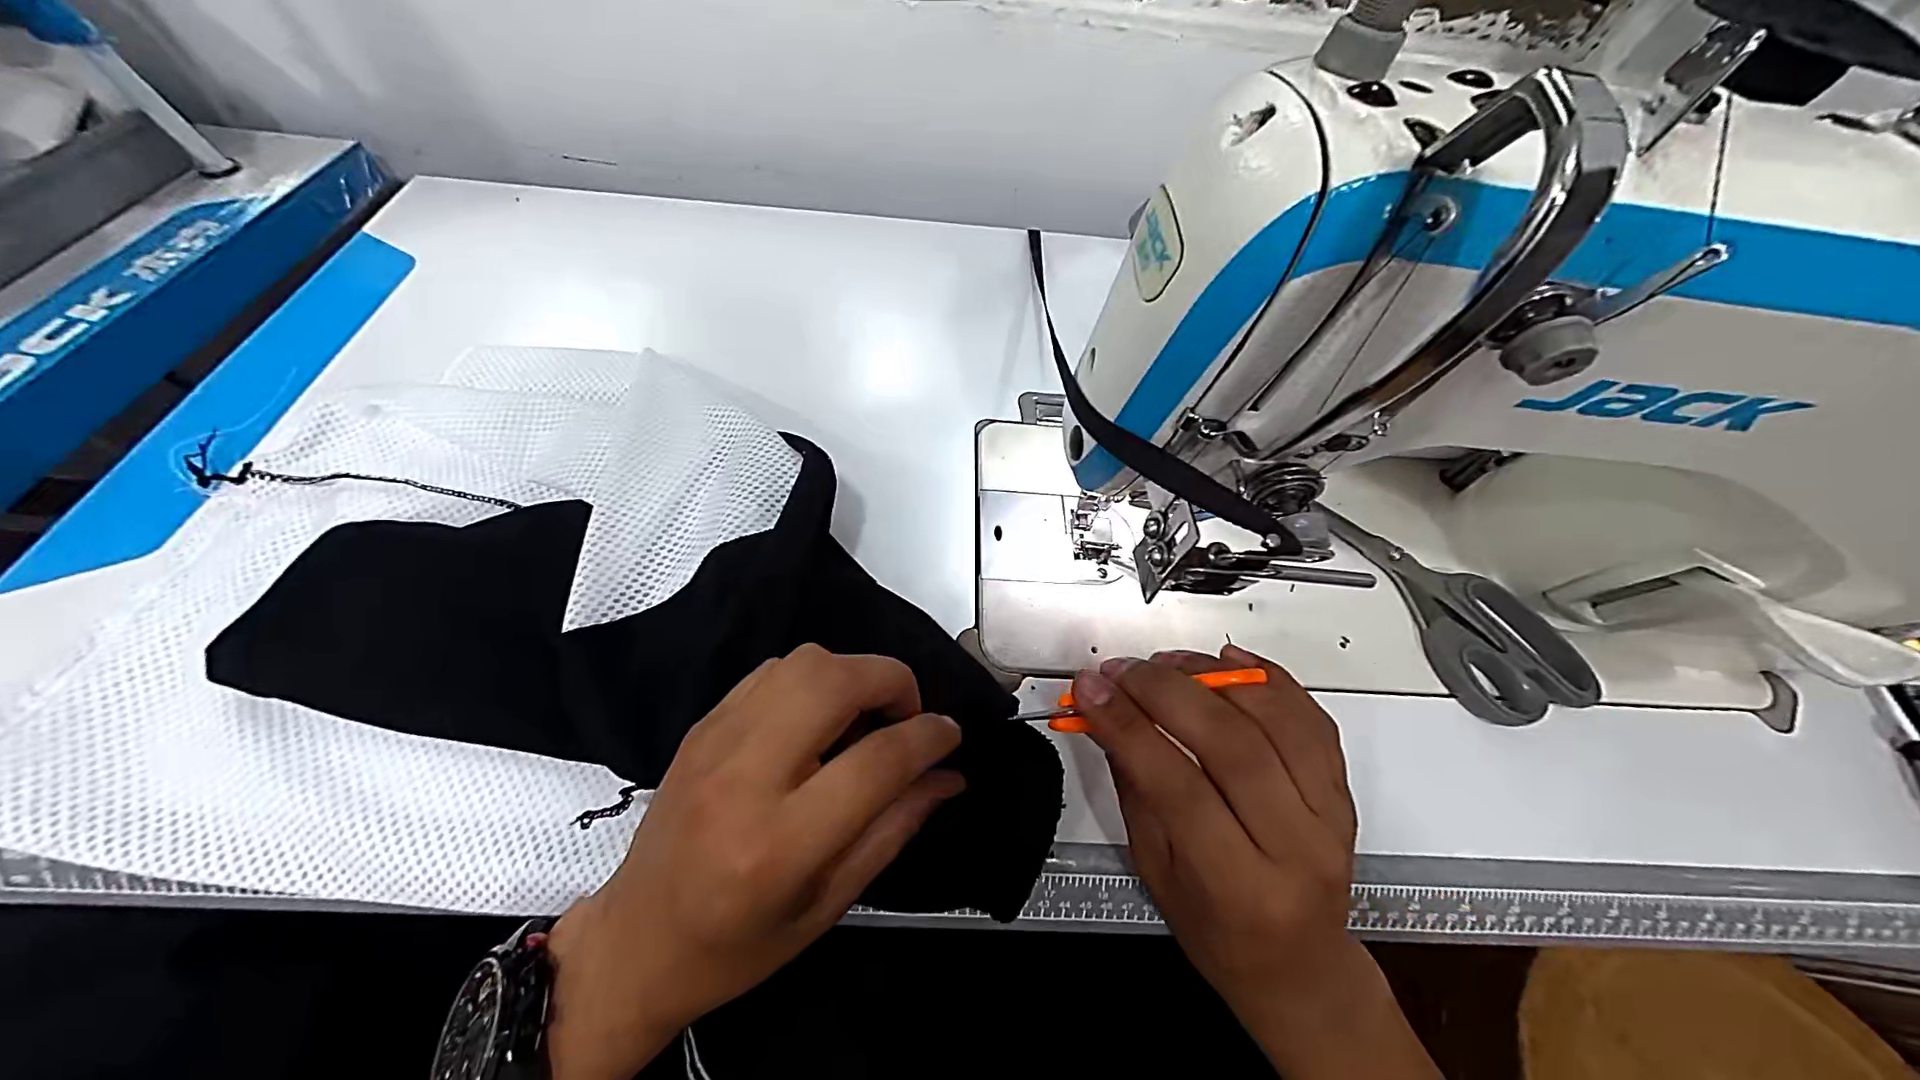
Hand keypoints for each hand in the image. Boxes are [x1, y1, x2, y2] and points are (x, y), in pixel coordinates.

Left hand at [543, 645, 964, 1079]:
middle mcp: (744, 778)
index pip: (876, 761)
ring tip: (865, 716)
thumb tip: (947, 775)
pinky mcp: (703, 725)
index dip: (929, 737)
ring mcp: (716, 741)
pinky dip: (813, 678)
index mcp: (780, 844)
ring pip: (803, 662)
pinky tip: (819, 717)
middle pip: (835, 683)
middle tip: (908, 715)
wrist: (635, 941)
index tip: (949, 734)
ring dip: (852, 674)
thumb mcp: (829, 904)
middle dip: (892, 682)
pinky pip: (772, 670)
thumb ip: (895, 828)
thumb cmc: (737, 944)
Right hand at [1073, 646, 1437, 1078]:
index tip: (1093, 690)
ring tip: (1168, 662)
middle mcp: (1295, 850)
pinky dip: (1270, 679)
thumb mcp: (1155, 869)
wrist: (1297, 964)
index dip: (1128, 727)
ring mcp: (1329, 817)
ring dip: (1213, 677)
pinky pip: (1312, 719)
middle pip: (1231, 745)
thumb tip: (1106, 715)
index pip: (1177, 786)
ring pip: (1275, 722)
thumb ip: (1134, 787)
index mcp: (1238, 887)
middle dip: (1165, 692)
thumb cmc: (1220, 931)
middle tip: (1123, 671)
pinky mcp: (1344, 793)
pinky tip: (1232, 660)